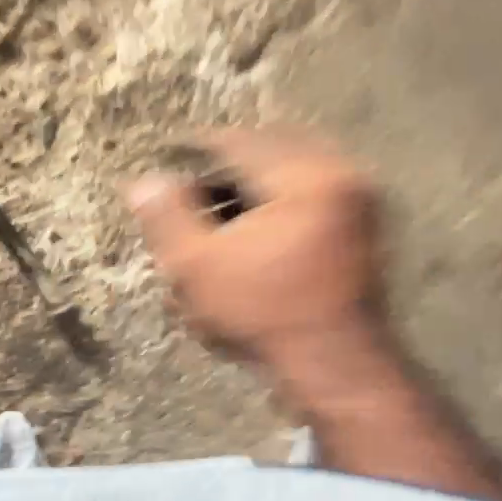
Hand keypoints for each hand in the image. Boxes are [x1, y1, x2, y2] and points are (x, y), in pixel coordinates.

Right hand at [128, 128, 385, 366]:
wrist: (329, 358)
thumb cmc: (256, 308)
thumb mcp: (194, 262)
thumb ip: (166, 216)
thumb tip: (142, 181)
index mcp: (305, 180)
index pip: (241, 142)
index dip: (195, 145)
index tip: (162, 151)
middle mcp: (342, 179)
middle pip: (276, 147)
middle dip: (227, 157)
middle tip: (184, 172)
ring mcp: (358, 204)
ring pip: (295, 169)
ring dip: (249, 177)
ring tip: (205, 201)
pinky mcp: (359, 228)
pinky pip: (310, 190)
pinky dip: (272, 195)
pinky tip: (241, 222)